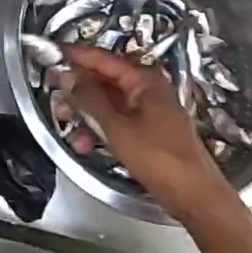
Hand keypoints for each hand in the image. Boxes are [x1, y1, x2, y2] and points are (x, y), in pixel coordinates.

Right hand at [56, 44, 230, 222]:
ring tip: (65, 123)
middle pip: (104, 81)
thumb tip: (67, 77)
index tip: (53, 52)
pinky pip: (117, 122)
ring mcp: (149, 112)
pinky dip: (99, 129)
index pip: (102, 58)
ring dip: (85, 113)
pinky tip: (83, 143)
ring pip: (108, 103)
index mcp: (143, 81)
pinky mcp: (148, 132)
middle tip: (54, 93)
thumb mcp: (117, 128)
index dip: (76, 55)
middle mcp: (147, 91)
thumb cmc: (161, 160)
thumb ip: (89, 100)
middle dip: (78, 89)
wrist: (198, 200)